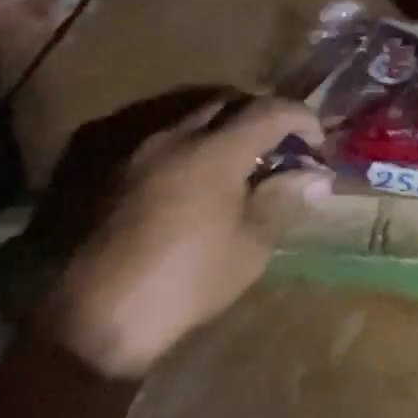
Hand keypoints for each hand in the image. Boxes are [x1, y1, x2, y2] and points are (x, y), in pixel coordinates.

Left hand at [37, 96, 330, 379]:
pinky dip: (192, 150)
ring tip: (241, 169)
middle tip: (281, 150)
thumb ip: (281, 199)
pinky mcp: (111, 174)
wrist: (99, 315)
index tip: (318, 142)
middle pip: (226, 103)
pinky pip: (163, 144)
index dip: (301, 118)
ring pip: (190, 121)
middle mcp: (172, 137)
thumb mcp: (251, 245)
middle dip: (260, 118)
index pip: (268, 111)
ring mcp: (136, 152)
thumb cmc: (189, 280)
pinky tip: (199, 186)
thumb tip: (312, 175)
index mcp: (213, 151)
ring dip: (223, 132)